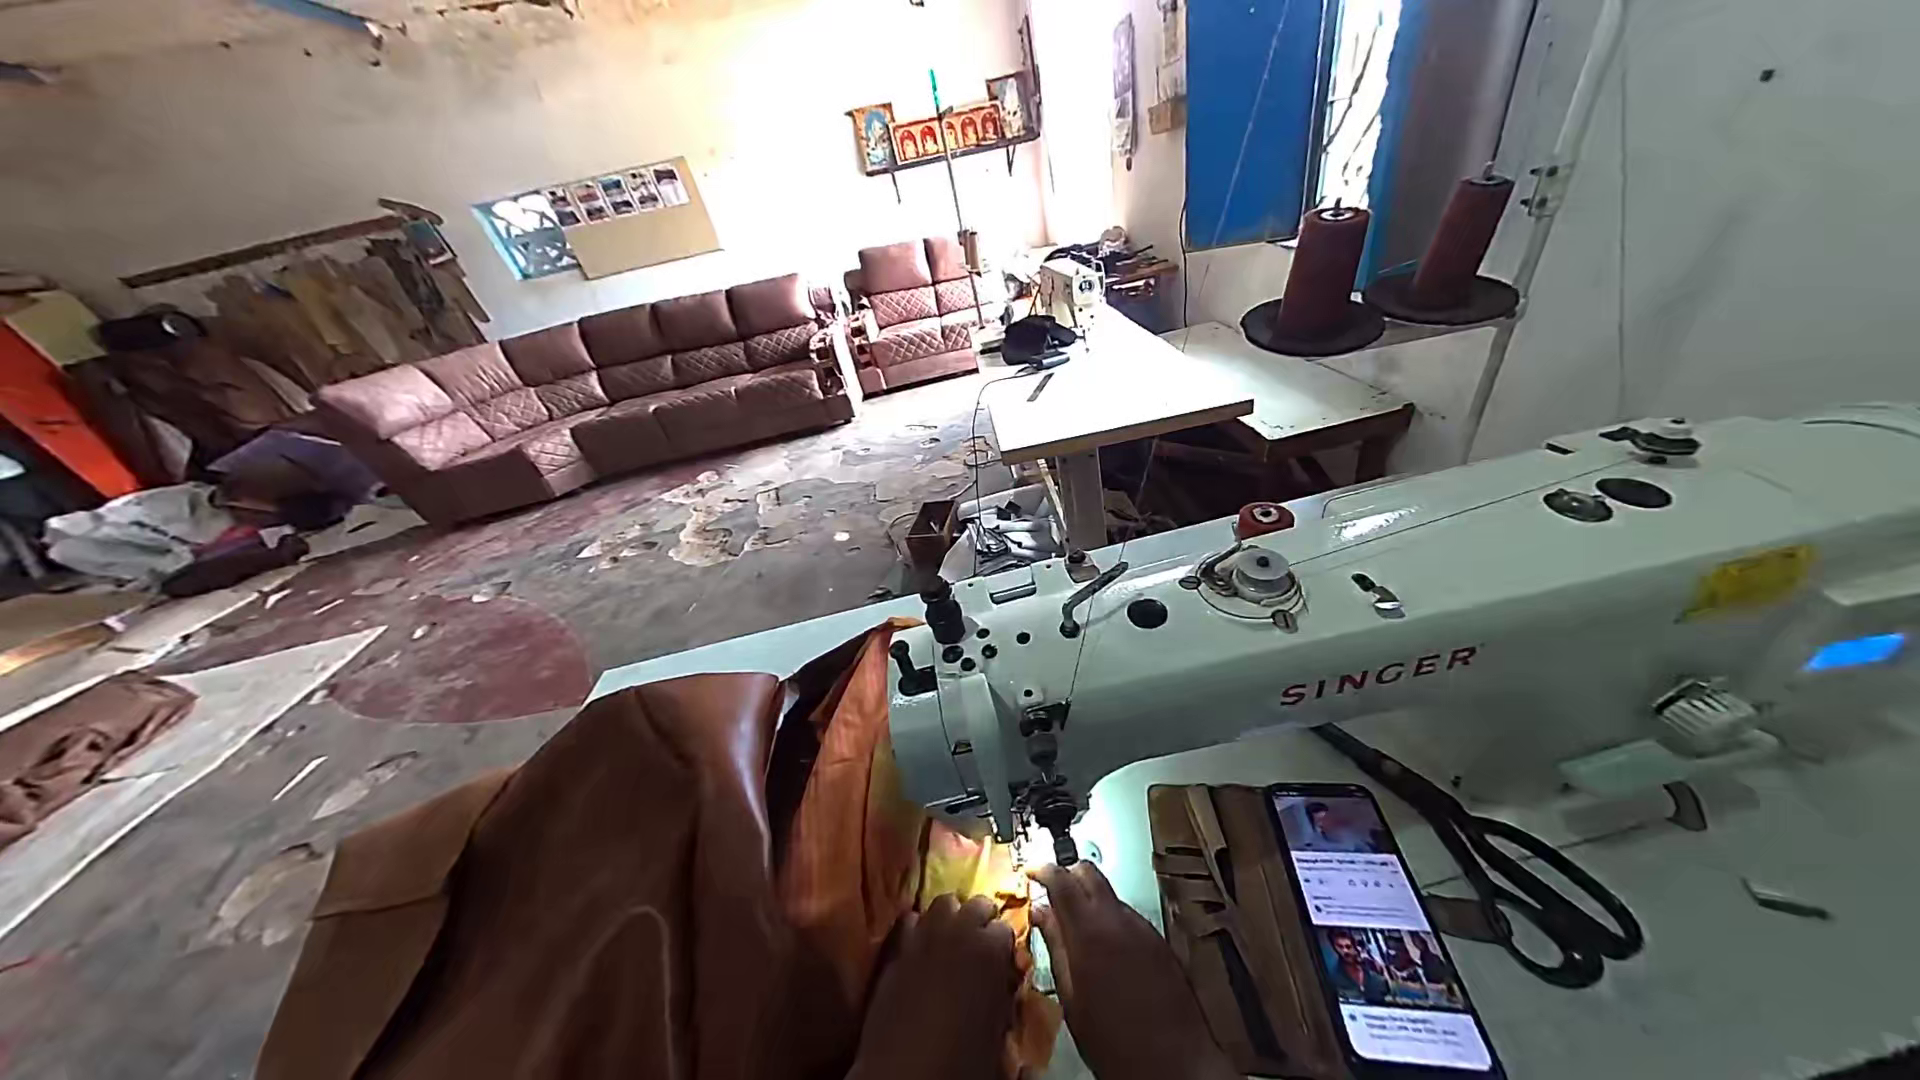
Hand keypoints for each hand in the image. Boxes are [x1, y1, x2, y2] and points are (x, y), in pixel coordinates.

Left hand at [847, 893, 1019, 1079]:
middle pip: (978, 904)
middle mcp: (959, 930)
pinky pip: (912, 920)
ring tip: (953, 940)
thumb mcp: (997, 1031)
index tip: (1003, 962)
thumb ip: (1004, 996)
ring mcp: (926, 934)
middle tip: (981, 947)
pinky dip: (921, 927)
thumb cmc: (961, 1059)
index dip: (1005, 947)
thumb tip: (1005, 983)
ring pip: (945, 903)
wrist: (905, 1074)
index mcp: (990, 950)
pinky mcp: (898, 946)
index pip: (1006, 928)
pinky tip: (922, 947)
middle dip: (982, 920)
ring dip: (953, 917)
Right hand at [1030, 861, 1238, 1079]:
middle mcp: (1117, 919)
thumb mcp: (1071, 998)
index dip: (1043, 869)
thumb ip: (1055, 946)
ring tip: (1076, 928)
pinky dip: (1110, 918)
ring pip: (1108, 892)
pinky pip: (1127, 914)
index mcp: (1089, 931)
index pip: (1061, 878)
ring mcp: (1141, 927)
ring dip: (1089, 898)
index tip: (1033, 871)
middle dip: (1067, 874)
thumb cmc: (1118, 1045)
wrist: (1176, 1066)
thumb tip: (1041, 915)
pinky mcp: (1159, 940)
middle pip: (1089, 871)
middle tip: (1051, 890)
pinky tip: (1105, 947)